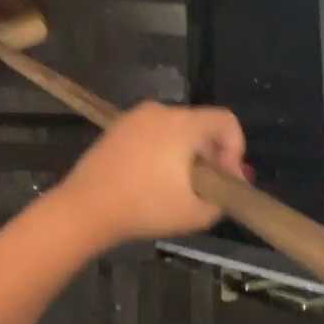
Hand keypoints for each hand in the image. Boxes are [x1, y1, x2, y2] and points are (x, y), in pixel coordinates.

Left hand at [42, 101, 247, 249]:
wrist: (87, 206)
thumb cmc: (147, 207)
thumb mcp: (198, 213)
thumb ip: (222, 198)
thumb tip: (224, 186)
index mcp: (183, 123)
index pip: (226, 120)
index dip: (236, 149)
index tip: (227, 178)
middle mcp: (160, 110)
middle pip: (199, 124)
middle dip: (210, 153)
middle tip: (207, 185)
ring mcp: (133, 117)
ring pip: (174, 129)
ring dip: (184, 152)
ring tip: (178, 185)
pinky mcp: (115, 128)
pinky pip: (150, 133)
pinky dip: (160, 150)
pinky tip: (152, 179)